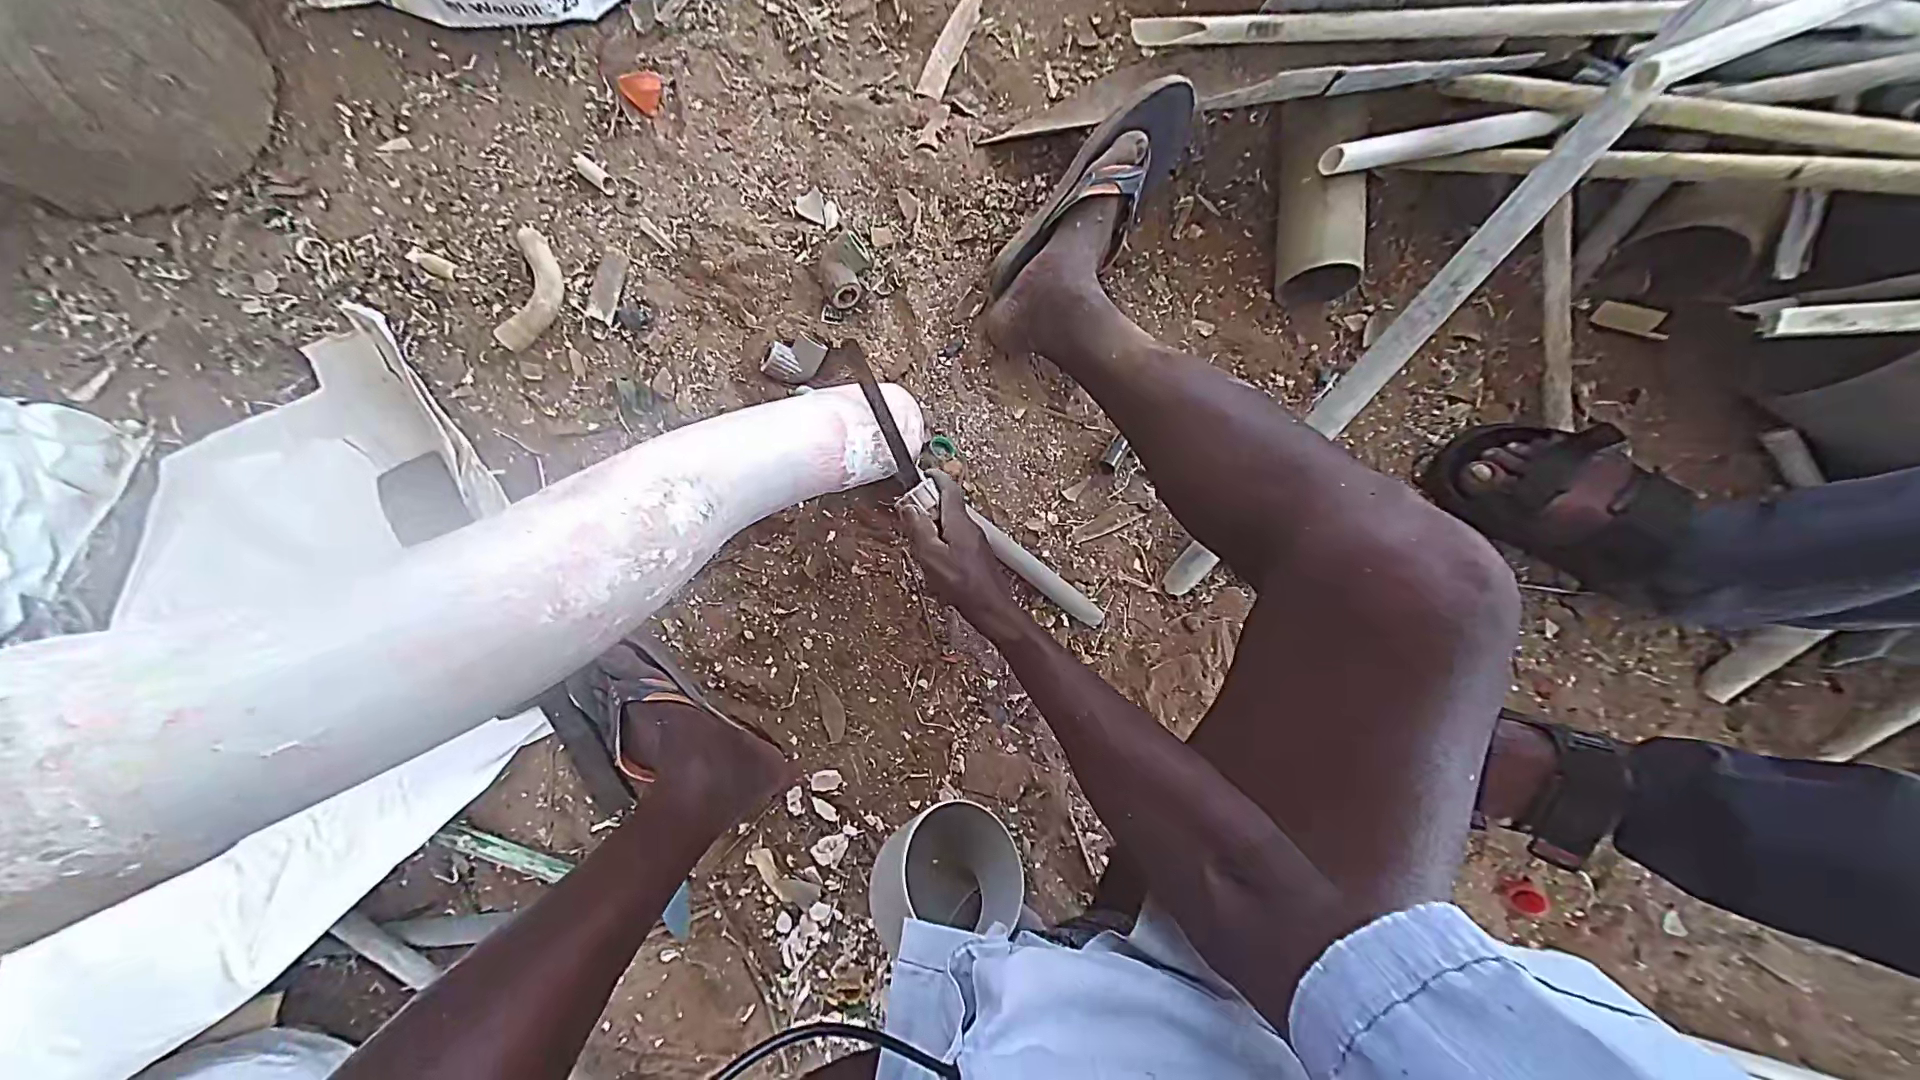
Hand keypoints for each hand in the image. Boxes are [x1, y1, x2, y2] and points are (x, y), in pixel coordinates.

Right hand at [900, 472, 1025, 637]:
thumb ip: (919, 529)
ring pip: (950, 524)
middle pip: (947, 506)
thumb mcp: (932, 556)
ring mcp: (975, 541)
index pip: (948, 488)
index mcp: (959, 522)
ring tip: (921, 547)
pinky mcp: (976, 554)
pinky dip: (942, 542)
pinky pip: (955, 538)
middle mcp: (970, 527)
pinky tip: (935, 562)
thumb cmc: (963, 585)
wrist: (991, 608)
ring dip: (933, 527)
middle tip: (911, 519)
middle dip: (927, 508)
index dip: (934, 478)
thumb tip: (909, 508)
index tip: (920, 475)